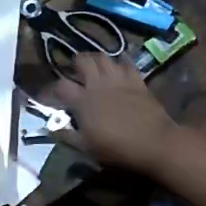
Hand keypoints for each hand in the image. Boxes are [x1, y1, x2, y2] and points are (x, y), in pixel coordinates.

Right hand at [53, 53, 177, 170]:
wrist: (154, 142)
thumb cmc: (117, 148)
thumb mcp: (87, 147)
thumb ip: (68, 135)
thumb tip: (53, 127)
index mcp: (83, 101)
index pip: (61, 86)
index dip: (53, 88)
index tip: (51, 94)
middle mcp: (98, 84)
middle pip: (83, 61)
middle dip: (77, 63)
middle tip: (77, 71)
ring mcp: (119, 79)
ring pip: (104, 57)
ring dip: (97, 59)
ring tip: (96, 67)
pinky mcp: (137, 80)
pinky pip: (127, 62)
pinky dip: (121, 62)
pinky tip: (119, 67)